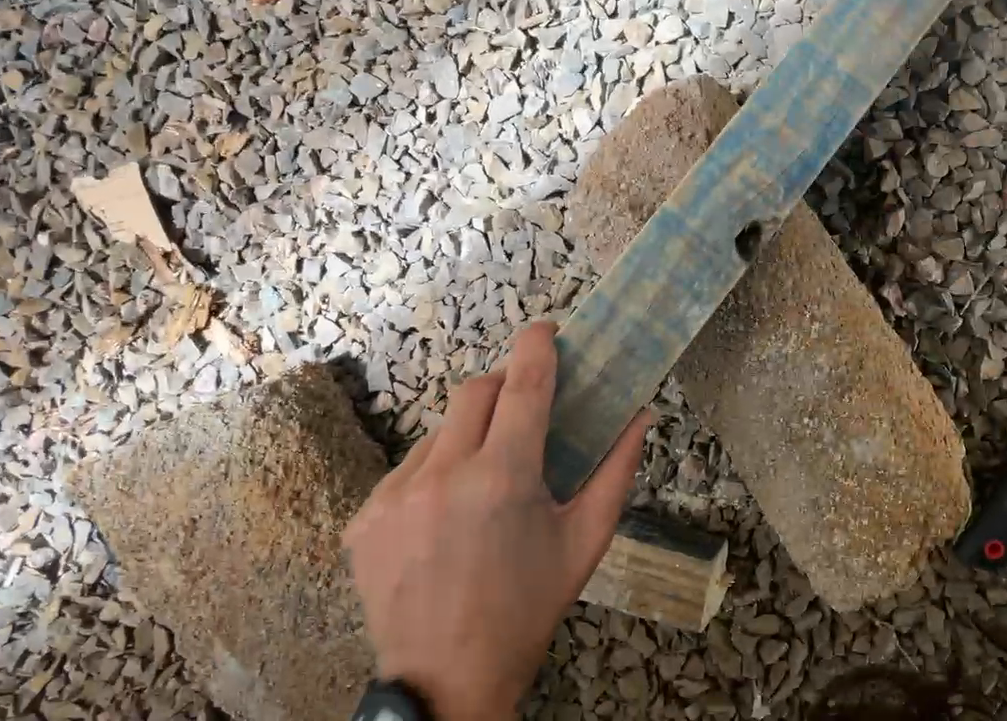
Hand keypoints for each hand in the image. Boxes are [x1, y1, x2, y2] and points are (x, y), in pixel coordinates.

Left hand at [343, 322, 650, 718]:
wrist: (447, 678)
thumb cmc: (530, 604)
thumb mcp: (586, 539)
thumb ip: (618, 469)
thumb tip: (642, 413)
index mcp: (503, 478)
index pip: (524, 385)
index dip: (537, 346)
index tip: (546, 328)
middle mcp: (443, 475)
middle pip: (476, 392)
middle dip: (505, 386)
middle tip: (525, 408)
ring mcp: (395, 496)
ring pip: (440, 429)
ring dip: (471, 431)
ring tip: (487, 475)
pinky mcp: (365, 517)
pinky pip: (409, 466)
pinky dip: (437, 468)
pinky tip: (449, 508)